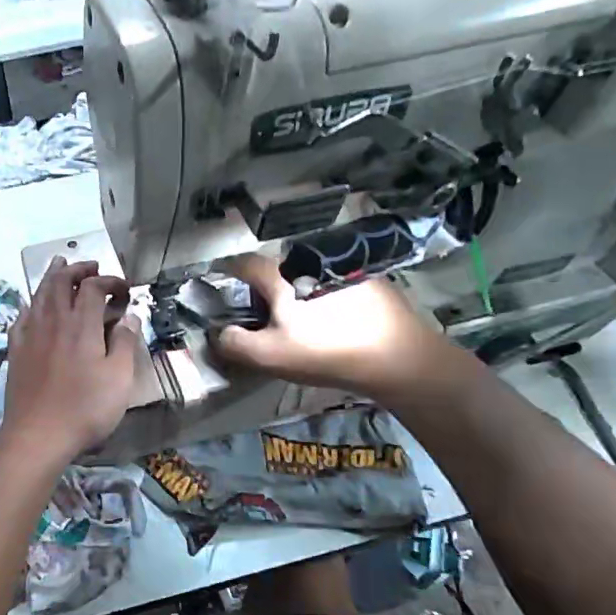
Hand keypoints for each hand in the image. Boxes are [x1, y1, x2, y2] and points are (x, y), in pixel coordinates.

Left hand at [0, 257, 139, 463]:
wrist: (38, 436)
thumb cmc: (86, 408)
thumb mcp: (119, 378)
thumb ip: (124, 343)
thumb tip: (129, 317)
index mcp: (81, 325)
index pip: (94, 288)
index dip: (110, 281)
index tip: (125, 290)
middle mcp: (53, 322)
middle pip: (61, 282)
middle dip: (77, 269)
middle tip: (91, 265)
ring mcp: (30, 335)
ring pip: (39, 295)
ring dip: (52, 277)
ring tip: (60, 266)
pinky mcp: (16, 351)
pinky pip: (22, 317)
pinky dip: (31, 303)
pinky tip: (33, 306)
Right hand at [212, 253, 467, 404]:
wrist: (396, 355)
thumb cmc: (326, 352)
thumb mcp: (269, 356)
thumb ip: (234, 343)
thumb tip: (218, 333)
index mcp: (281, 274)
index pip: (242, 263)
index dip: (226, 275)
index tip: (222, 291)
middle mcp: (310, 259)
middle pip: (275, 269)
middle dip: (264, 288)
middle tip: (264, 317)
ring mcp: (342, 265)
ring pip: (306, 274)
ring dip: (297, 290)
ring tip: (302, 321)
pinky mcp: (368, 276)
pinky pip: (333, 280)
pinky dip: (325, 294)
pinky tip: (335, 320)